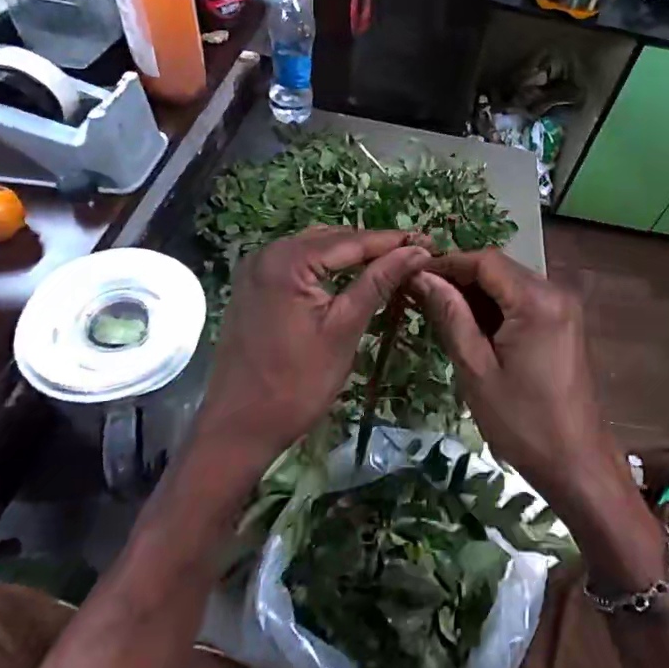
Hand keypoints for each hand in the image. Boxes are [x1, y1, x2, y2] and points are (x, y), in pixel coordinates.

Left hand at [197, 227, 430, 464]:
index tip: (430, 243)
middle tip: (415, 255)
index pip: (352, 240)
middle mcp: (266, 254)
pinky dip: (328, 267)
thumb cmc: (296, 383)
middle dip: (374, 247)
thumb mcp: (345, 328)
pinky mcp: (253, 287)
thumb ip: (379, 282)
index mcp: (286, 261)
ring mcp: (255, 270)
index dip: (394, 242)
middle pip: (333, 239)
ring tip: (392, 265)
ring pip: (316, 250)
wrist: (238, 428)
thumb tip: (417, 252)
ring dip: (352, 255)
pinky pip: (298, 264)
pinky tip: (353, 277)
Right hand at [411, 251, 631, 519]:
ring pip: (509, 284)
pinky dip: (495, 308)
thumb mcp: (476, 370)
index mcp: (537, 300)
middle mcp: (555, 292)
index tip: (412, 276)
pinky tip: (468, 326)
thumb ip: (451, 316)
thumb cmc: (523, 422)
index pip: (485, 261)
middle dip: (459, 278)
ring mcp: (564, 307)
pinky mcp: (564, 323)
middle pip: (499, 269)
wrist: (577, 463)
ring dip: (475, 294)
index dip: (447, 263)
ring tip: (436, 312)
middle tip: (418, 296)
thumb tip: (422, 278)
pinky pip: (523, 302)